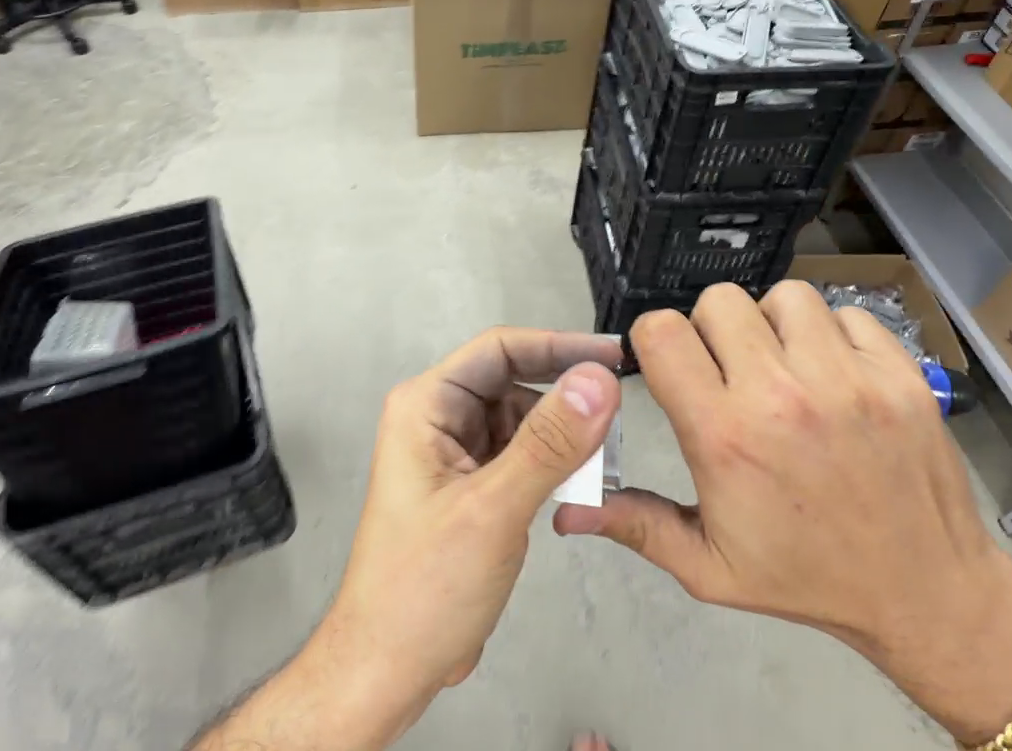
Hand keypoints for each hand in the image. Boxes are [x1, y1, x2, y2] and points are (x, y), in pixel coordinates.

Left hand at [308, 328, 623, 745]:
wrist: (391, 664)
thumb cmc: (425, 587)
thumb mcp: (493, 508)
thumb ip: (549, 442)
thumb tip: (599, 379)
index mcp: (426, 406)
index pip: (499, 350)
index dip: (559, 346)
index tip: (616, 357)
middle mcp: (437, 420)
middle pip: (513, 381)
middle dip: (564, 398)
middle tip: (620, 417)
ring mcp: (454, 455)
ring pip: (522, 421)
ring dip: (562, 437)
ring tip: (602, 463)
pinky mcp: (471, 488)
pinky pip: (520, 456)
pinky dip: (551, 466)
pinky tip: (577, 488)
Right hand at [553, 283, 1011, 674]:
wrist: (927, 595)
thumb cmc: (805, 579)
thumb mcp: (707, 567)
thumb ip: (634, 524)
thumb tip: (564, 508)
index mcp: (724, 435)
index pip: (661, 332)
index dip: (655, 341)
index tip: (671, 367)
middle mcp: (781, 394)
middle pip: (718, 301)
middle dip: (710, 329)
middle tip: (727, 370)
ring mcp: (848, 378)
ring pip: (784, 297)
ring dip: (772, 325)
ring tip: (782, 367)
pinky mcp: (899, 372)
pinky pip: (847, 313)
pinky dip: (832, 334)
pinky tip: (833, 374)